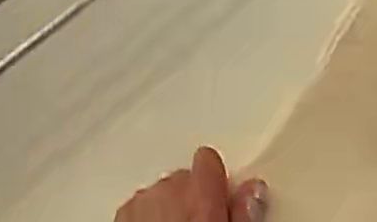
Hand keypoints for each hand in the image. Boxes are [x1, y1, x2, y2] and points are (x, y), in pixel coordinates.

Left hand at [115, 146, 266, 221]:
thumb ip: (243, 218)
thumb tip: (252, 194)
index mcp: (199, 199)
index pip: (208, 161)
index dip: (218, 181)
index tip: (225, 199)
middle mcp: (167, 192)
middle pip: (185, 179)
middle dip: (196, 200)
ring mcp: (142, 202)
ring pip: (164, 193)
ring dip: (173, 210)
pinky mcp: (123, 214)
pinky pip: (143, 206)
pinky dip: (152, 218)